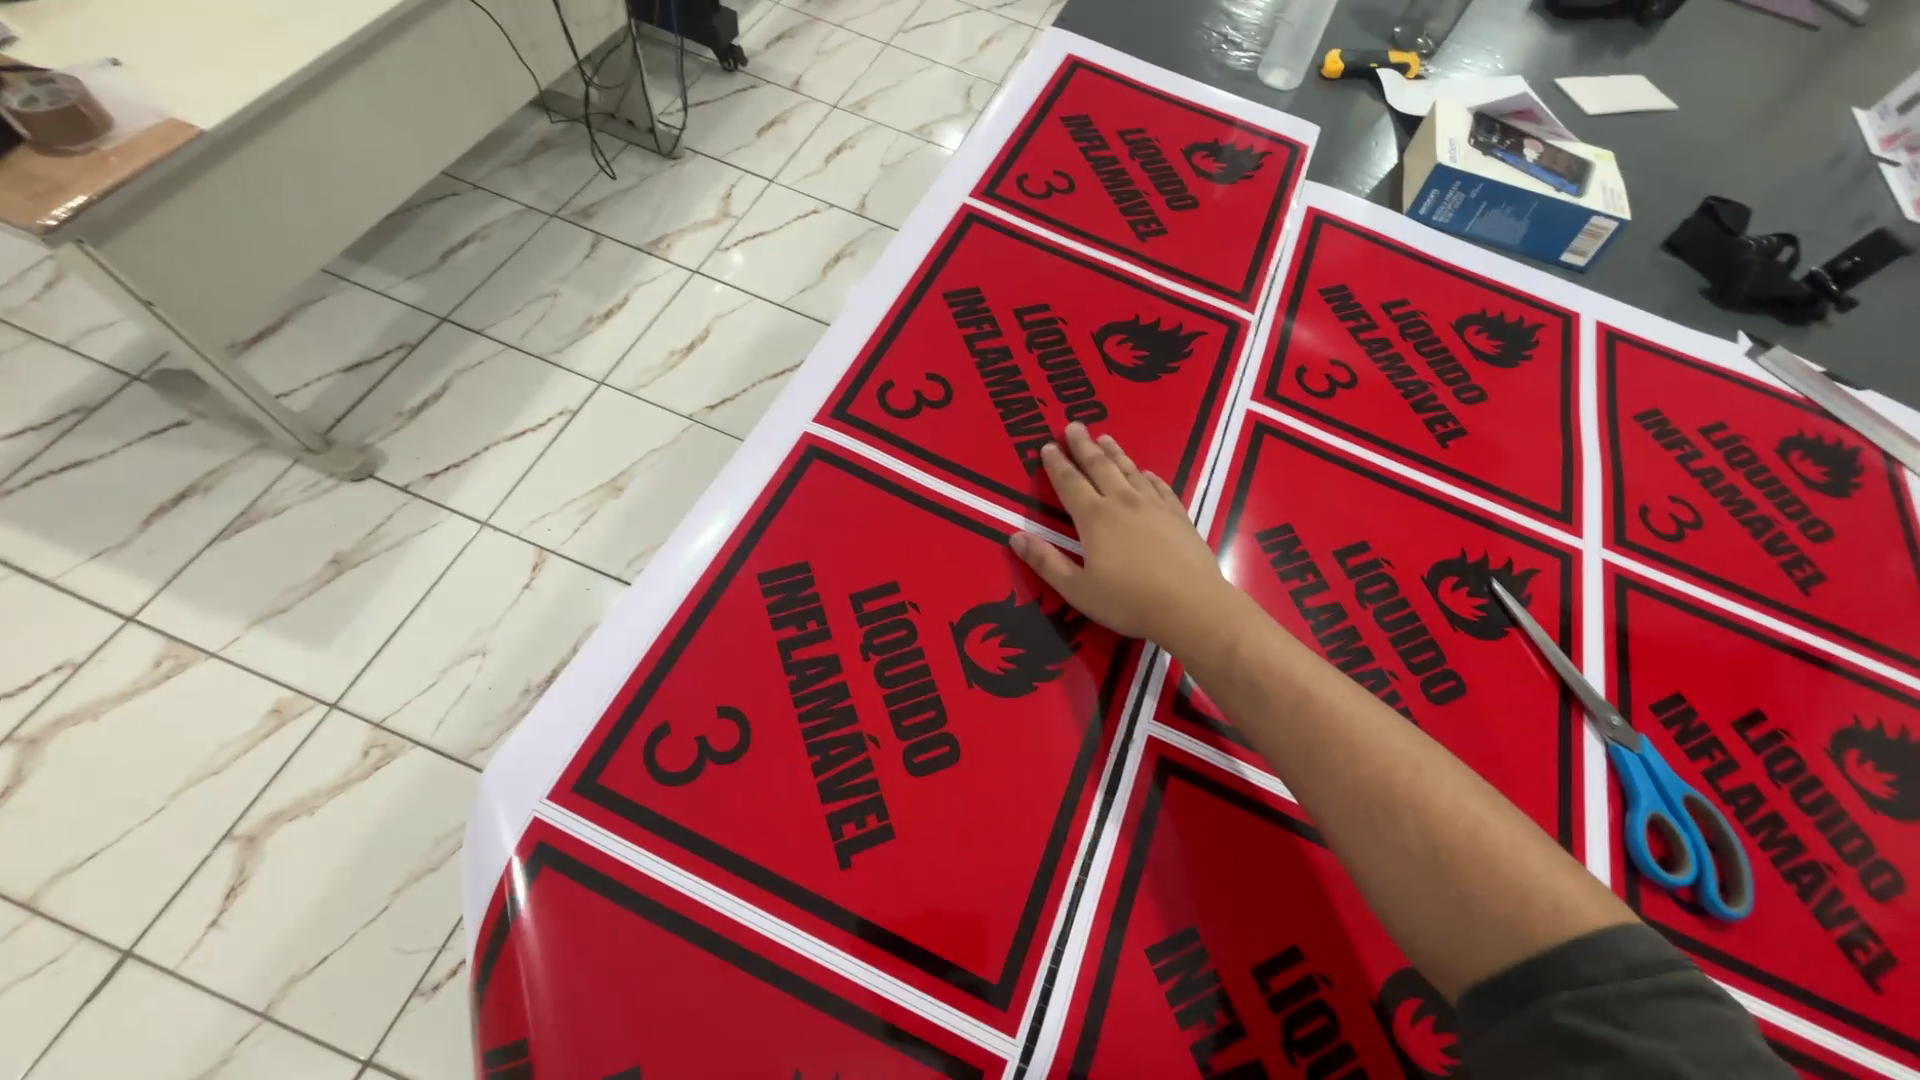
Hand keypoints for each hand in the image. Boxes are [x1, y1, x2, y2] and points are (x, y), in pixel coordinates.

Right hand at [1009, 423, 1242, 653]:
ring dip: (1115, 453)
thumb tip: (1016, 537)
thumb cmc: (1129, 602)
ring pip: (1130, 470)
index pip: (1070, 482)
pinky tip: (1147, 473)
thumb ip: (1046, 562)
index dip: (1056, 464)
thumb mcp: (1078, 589)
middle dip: (1083, 445)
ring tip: (1105, 438)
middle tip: (1074, 426)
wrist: (1192, 606)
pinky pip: (1160, 487)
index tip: (1047, 445)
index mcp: (1094, 518)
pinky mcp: (1178, 515)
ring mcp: (1154, 506)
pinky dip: (1149, 476)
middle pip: (1099, 466)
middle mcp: (1123, 502)